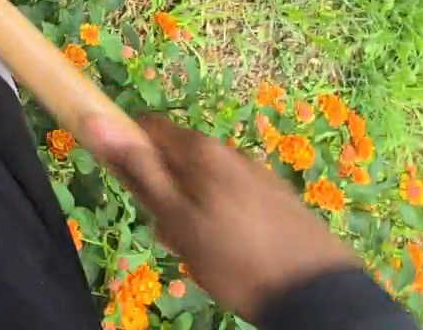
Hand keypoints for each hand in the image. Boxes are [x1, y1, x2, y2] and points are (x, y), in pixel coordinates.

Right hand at [85, 113, 358, 321]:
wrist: (326, 302)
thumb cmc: (238, 259)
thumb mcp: (177, 219)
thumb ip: (137, 168)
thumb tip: (96, 120)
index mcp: (201, 149)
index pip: (146, 127)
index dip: (130, 151)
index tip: (132, 186)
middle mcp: (230, 151)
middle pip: (176, 157)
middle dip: (164, 188)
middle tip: (168, 230)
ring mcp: (261, 176)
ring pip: (206, 182)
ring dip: (192, 206)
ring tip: (199, 249)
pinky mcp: (284, 202)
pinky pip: (235, 198)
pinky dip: (223, 216)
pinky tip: (231, 251)